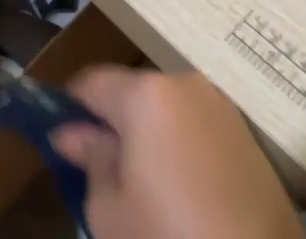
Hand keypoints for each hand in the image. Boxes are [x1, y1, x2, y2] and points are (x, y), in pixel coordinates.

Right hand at [51, 68, 304, 238]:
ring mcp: (221, 106)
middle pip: (131, 93)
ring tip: (140, 187)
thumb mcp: (110, 211)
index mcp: (147, 95)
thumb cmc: (168, 237)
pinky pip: (196, 127)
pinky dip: (178, 147)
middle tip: (98, 173)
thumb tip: (72, 133)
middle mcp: (186, 85)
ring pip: (165, 110)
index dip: (69, 108)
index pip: (91, 83)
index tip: (60, 140)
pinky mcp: (246, 134)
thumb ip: (91, 160)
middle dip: (111, 124)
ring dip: (146, 136)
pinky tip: (178, 190)